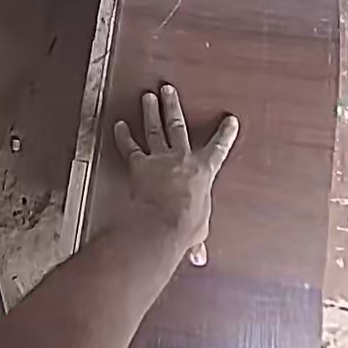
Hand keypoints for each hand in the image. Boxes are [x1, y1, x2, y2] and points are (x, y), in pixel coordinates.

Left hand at [112, 84, 237, 265]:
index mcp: (203, 171)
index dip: (224, 134)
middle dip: (173, 106)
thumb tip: (198, 257)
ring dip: (150, 111)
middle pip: (177, 126)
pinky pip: (129, 147)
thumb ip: (197, 239)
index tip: (229, 121)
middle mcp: (181, 158)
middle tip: (169, 89)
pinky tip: (118, 125)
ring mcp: (159, 158)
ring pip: (154, 129)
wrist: (164, 222)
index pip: (218, 149)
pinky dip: (122, 136)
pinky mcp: (139, 164)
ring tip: (148, 96)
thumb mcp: (197, 231)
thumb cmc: (185, 225)